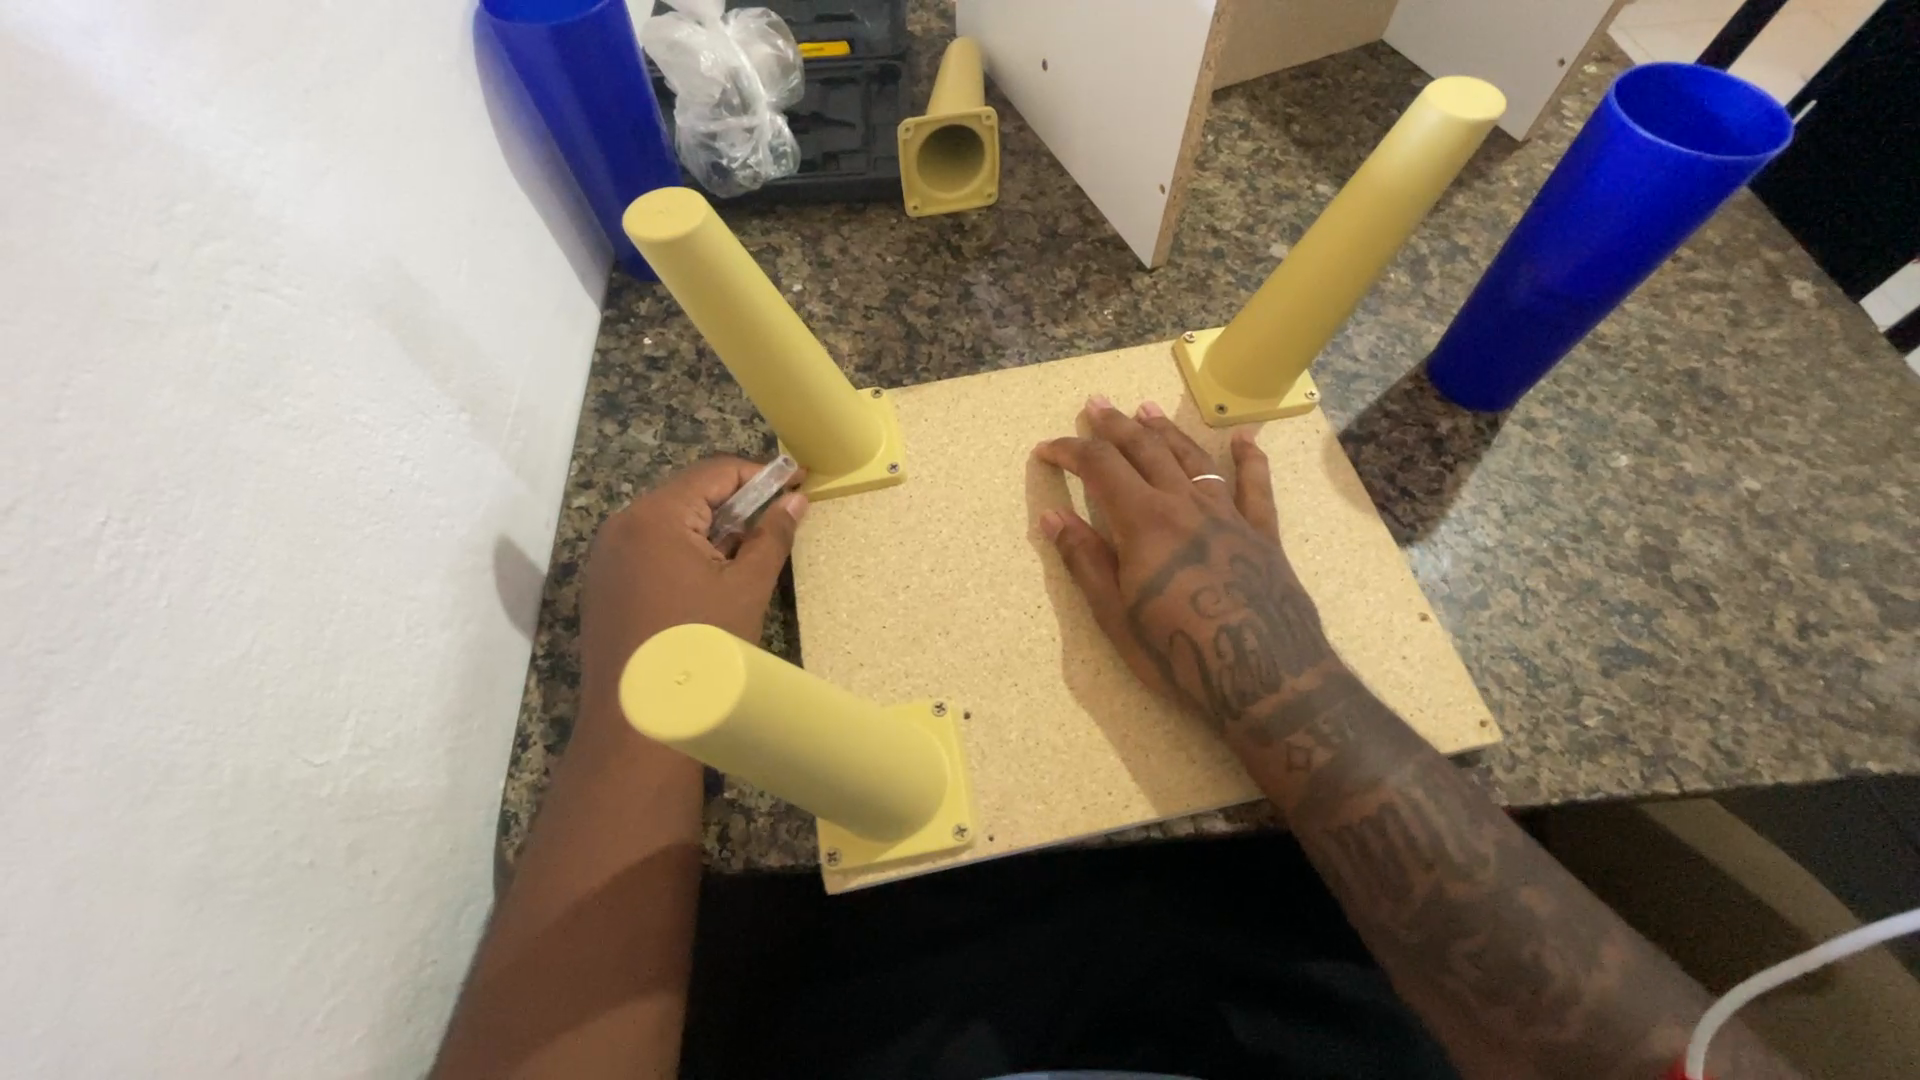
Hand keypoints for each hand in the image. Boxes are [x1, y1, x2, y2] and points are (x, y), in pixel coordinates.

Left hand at [578, 456, 806, 717]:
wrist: (640, 721)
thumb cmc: (700, 648)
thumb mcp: (746, 588)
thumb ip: (772, 536)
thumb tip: (795, 500)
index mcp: (655, 516)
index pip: (715, 472)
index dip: (761, 474)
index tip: (797, 486)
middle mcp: (623, 525)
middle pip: (690, 494)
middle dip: (737, 506)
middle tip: (777, 528)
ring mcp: (608, 557)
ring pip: (671, 524)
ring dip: (713, 533)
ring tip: (747, 562)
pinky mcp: (605, 585)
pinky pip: (652, 551)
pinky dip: (686, 555)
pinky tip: (710, 587)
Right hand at [1033, 397, 1338, 743]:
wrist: (1263, 677)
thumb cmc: (1177, 653)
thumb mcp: (1115, 615)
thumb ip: (1085, 560)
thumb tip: (1051, 518)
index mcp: (1144, 521)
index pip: (1099, 467)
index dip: (1070, 451)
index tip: (1047, 448)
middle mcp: (1185, 504)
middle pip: (1145, 450)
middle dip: (1115, 425)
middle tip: (1095, 404)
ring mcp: (1228, 514)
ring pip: (1192, 458)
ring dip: (1165, 431)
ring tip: (1145, 409)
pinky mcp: (1262, 533)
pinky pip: (1255, 485)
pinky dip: (1248, 459)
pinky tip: (1243, 440)